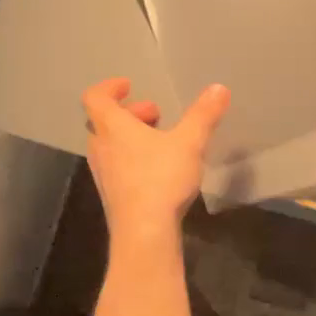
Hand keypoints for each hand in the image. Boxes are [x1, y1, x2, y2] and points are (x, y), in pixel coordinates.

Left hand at [82, 78, 230, 241]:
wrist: (144, 230)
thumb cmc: (161, 178)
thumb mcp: (189, 143)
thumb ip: (203, 115)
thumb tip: (219, 88)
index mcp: (113, 128)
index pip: (96, 97)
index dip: (109, 88)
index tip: (128, 85)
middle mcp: (101, 147)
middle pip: (103, 122)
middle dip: (129, 114)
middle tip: (155, 115)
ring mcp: (103, 174)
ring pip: (109, 146)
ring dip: (129, 138)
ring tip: (158, 142)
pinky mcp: (112, 196)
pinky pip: (117, 168)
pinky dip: (131, 160)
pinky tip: (156, 171)